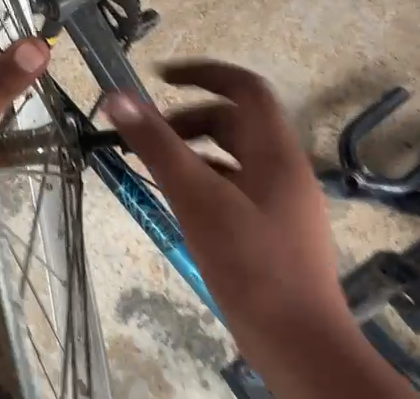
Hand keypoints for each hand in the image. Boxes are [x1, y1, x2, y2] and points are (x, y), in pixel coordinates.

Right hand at [101, 61, 411, 398]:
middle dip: (187, 118)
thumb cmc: (251, 265)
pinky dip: (204, 181)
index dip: (204, 73)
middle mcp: (285, 170)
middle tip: (148, 134)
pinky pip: (236, 186)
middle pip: (236, 121)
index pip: (246, 88)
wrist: (301, 347)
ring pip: (234, 155)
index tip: (160, 78)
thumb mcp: (195, 197)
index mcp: (275, 153)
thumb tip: (117, 95)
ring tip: (155, 169)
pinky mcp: (275, 232)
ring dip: (193, 150)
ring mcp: (283, 203)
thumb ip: (156, 144)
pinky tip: (179, 205)